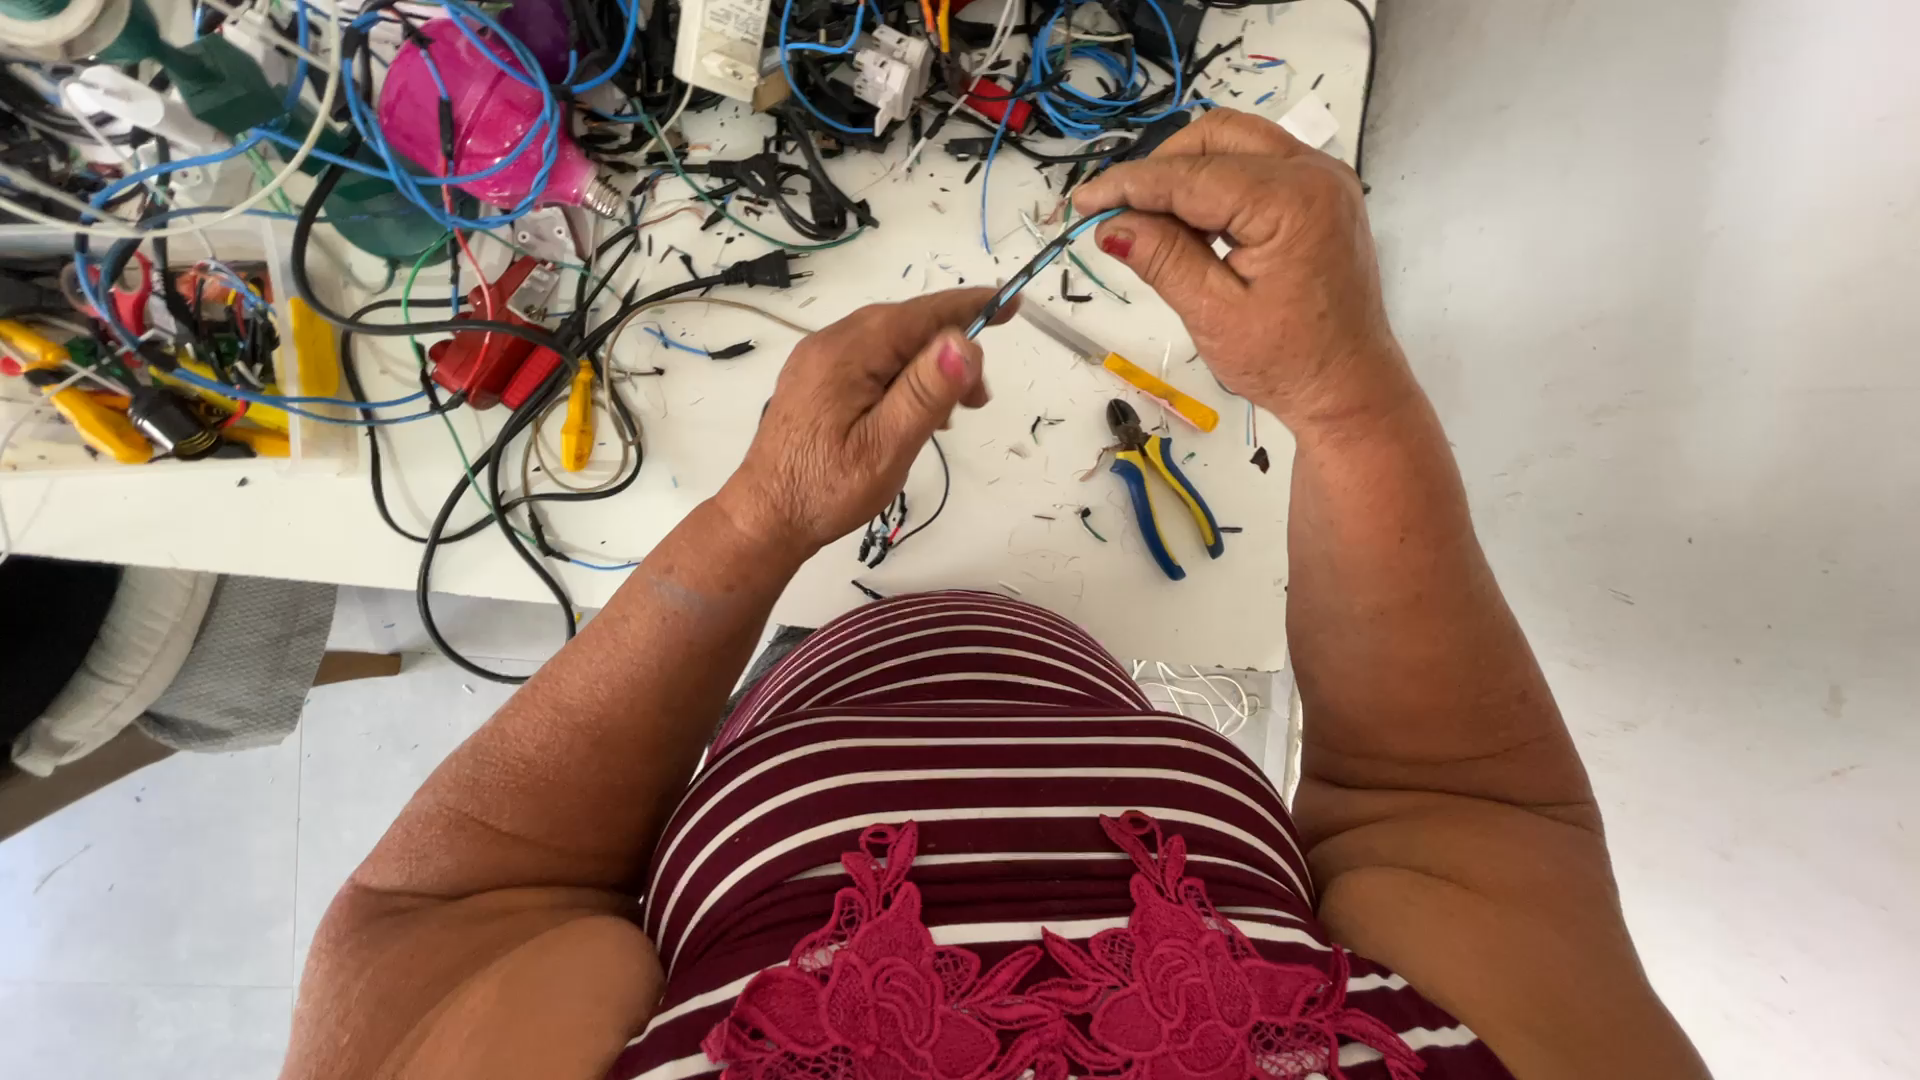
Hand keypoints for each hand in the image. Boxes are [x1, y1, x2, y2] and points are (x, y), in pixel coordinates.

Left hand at [714, 288, 1010, 552]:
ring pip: (890, 346)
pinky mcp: (816, 382)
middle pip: (906, 327)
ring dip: (927, 370)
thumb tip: (963, 342)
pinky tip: (909, 415)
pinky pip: (870, 362)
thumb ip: (925, 393)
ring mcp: (819, 361)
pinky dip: (901, 379)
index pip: (922, 314)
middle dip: (952, 351)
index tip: (1011, 306)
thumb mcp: (886, 447)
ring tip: (946, 417)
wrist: (766, 518)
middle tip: (977, 401)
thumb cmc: (826, 490)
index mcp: (849, 352)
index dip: (970, 308)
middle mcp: (830, 343)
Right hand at [1073, 108, 1415, 433]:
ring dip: (1185, 174)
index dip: (1131, 185)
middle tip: (1118, 213)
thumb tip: (1110, 225)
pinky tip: (1190, 226)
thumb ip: (1163, 259)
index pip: (1192, 176)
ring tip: (1150, 223)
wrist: (1345, 386)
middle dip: (1160, 169)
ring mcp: (1322, 179)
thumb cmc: (1284, 362)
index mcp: (1292, 201)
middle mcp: (1314, 171)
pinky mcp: (1319, 196)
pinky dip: (1214, 186)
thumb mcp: (1213, 314)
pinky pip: (1255, 167)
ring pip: (1236, 144)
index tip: (1084, 200)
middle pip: (1217, 137)